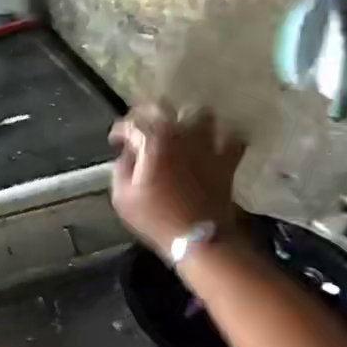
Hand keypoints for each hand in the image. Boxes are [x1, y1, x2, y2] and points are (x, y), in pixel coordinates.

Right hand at [109, 105, 246, 251]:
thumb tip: (128, 154)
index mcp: (154, 143)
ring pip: (201, 114)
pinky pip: (232, 136)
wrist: (199, 238)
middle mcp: (182, 135)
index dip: (120, 130)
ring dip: (186, 118)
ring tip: (177, 128)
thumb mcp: (122, 195)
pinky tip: (211, 142)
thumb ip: (122, 167)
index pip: (132, 123)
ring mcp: (209, 145)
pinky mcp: (228, 159)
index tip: (115, 142)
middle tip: (140, 126)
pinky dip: (221, 135)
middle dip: (148, 113)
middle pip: (165, 108)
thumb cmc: (155, 217)